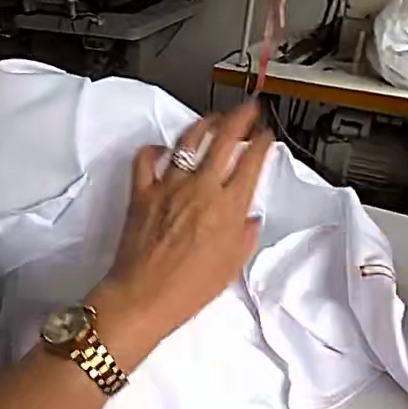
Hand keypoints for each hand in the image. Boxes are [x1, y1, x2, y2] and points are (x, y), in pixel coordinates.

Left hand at [90, 102, 273, 362]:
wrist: (144, 298)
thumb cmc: (186, 290)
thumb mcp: (231, 266)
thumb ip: (244, 236)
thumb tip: (248, 220)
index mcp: (228, 208)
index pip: (251, 161)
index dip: (262, 142)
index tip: (265, 136)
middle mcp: (201, 189)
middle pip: (224, 138)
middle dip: (240, 118)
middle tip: (247, 110)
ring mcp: (169, 187)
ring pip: (189, 140)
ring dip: (204, 123)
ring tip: (213, 118)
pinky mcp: (142, 192)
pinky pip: (146, 158)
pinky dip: (155, 148)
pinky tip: (163, 148)